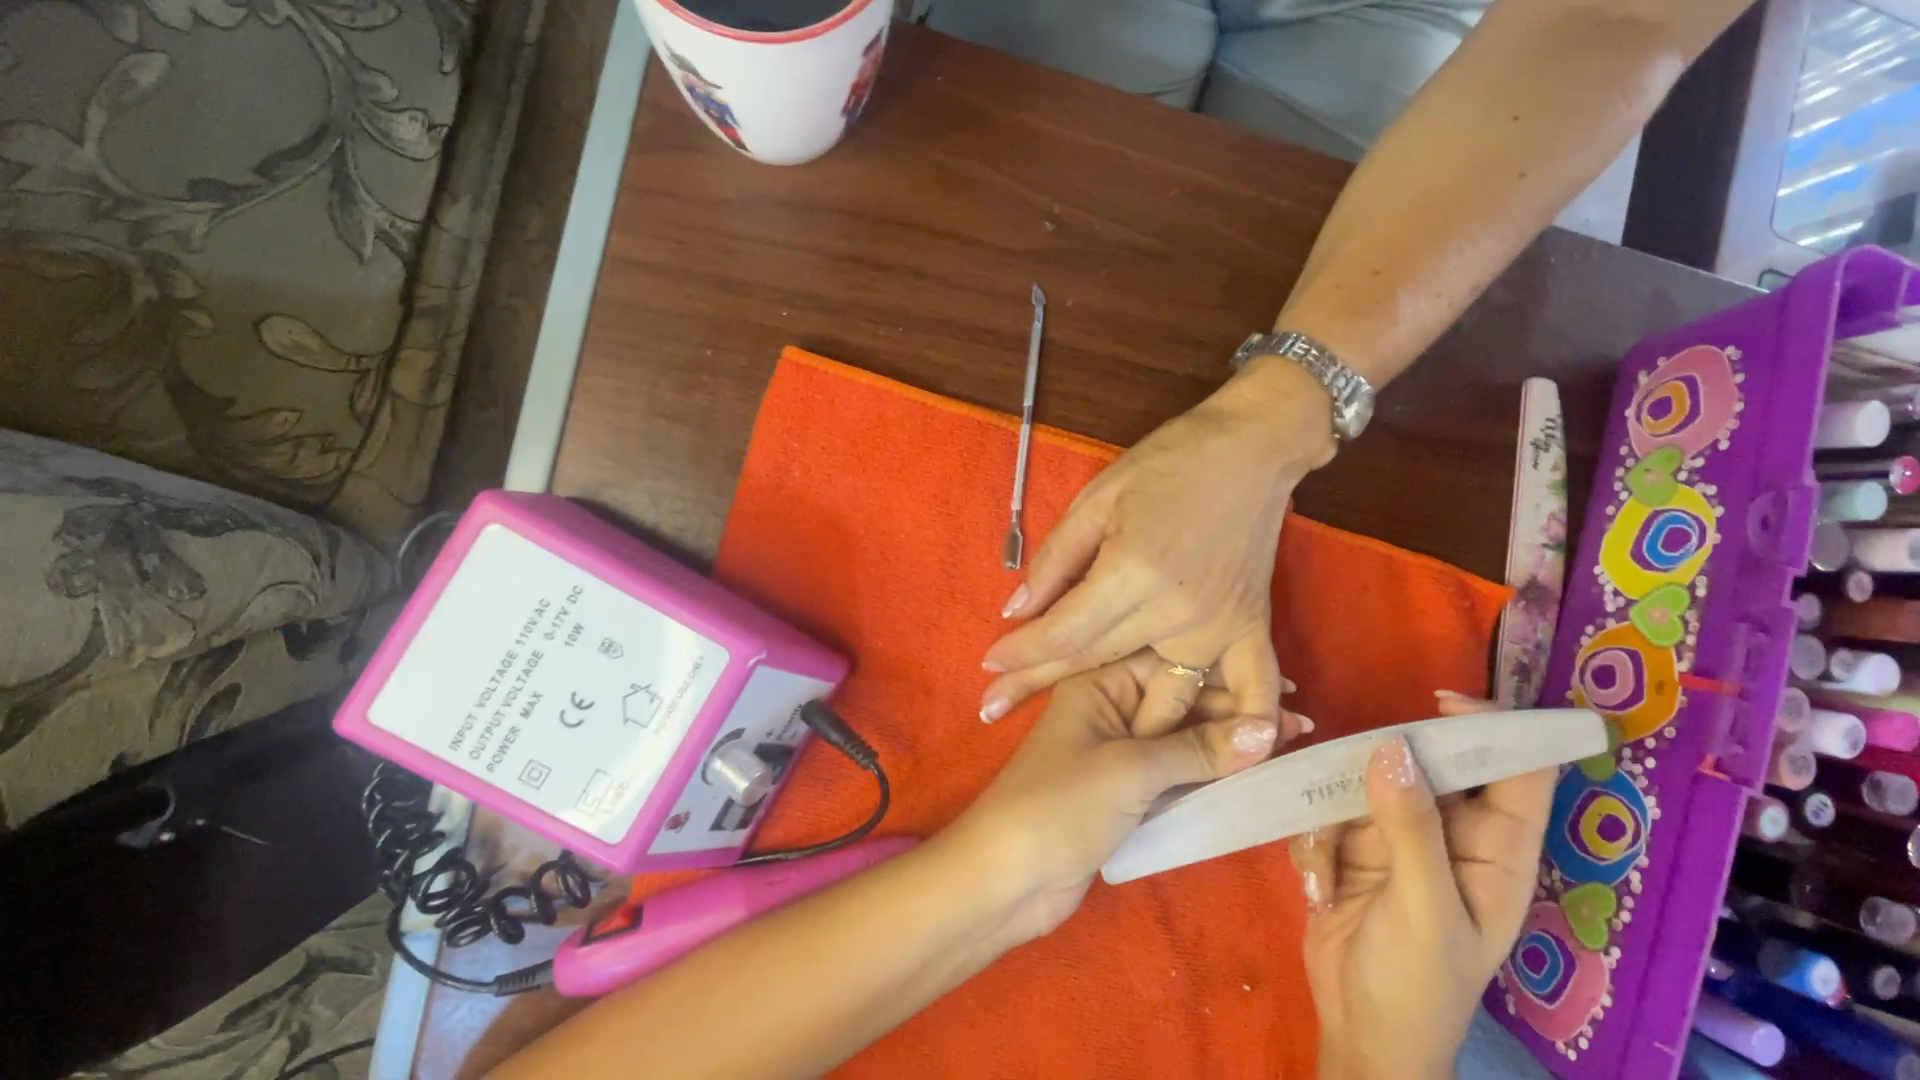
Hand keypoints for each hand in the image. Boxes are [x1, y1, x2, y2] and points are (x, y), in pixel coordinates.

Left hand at [946, 651, 1297, 940]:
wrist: (1006, 878)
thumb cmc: (1058, 806)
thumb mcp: (1131, 770)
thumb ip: (1198, 749)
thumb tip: (1267, 729)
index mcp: (1099, 683)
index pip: (1174, 668)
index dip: (1228, 682)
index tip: (1284, 691)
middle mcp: (1110, 709)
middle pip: (1183, 703)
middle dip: (1236, 715)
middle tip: (1299, 727)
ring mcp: (1117, 753)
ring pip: (1183, 740)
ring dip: (1227, 746)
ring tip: (1287, 748)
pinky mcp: (1124, 792)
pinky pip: (1175, 774)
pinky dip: (1208, 775)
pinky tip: (1248, 777)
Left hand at [981, 362, 1335, 734]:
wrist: (1251, 448)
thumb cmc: (1168, 463)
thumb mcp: (1097, 499)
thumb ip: (1056, 560)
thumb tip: (1016, 611)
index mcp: (1131, 572)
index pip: (1063, 631)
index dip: (1021, 653)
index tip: (988, 668)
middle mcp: (1173, 612)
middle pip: (1095, 661)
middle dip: (1036, 682)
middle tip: (990, 709)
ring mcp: (1217, 625)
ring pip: (1154, 685)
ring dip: (1114, 720)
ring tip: (1068, 751)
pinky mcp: (1251, 624)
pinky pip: (1251, 684)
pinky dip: (1246, 722)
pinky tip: (1240, 760)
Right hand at [1289, 693, 1556, 1079]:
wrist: (1359, 1032)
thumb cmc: (1416, 983)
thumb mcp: (1423, 908)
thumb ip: (1410, 827)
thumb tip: (1392, 746)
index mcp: (1497, 849)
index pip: (1518, 769)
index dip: (1496, 726)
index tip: (1439, 700)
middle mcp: (1451, 833)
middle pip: (1428, 764)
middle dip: (1381, 767)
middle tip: (1345, 785)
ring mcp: (1397, 839)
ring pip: (1362, 784)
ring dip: (1333, 817)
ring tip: (1327, 867)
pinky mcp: (1351, 848)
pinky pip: (1326, 815)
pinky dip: (1314, 845)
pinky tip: (1318, 888)